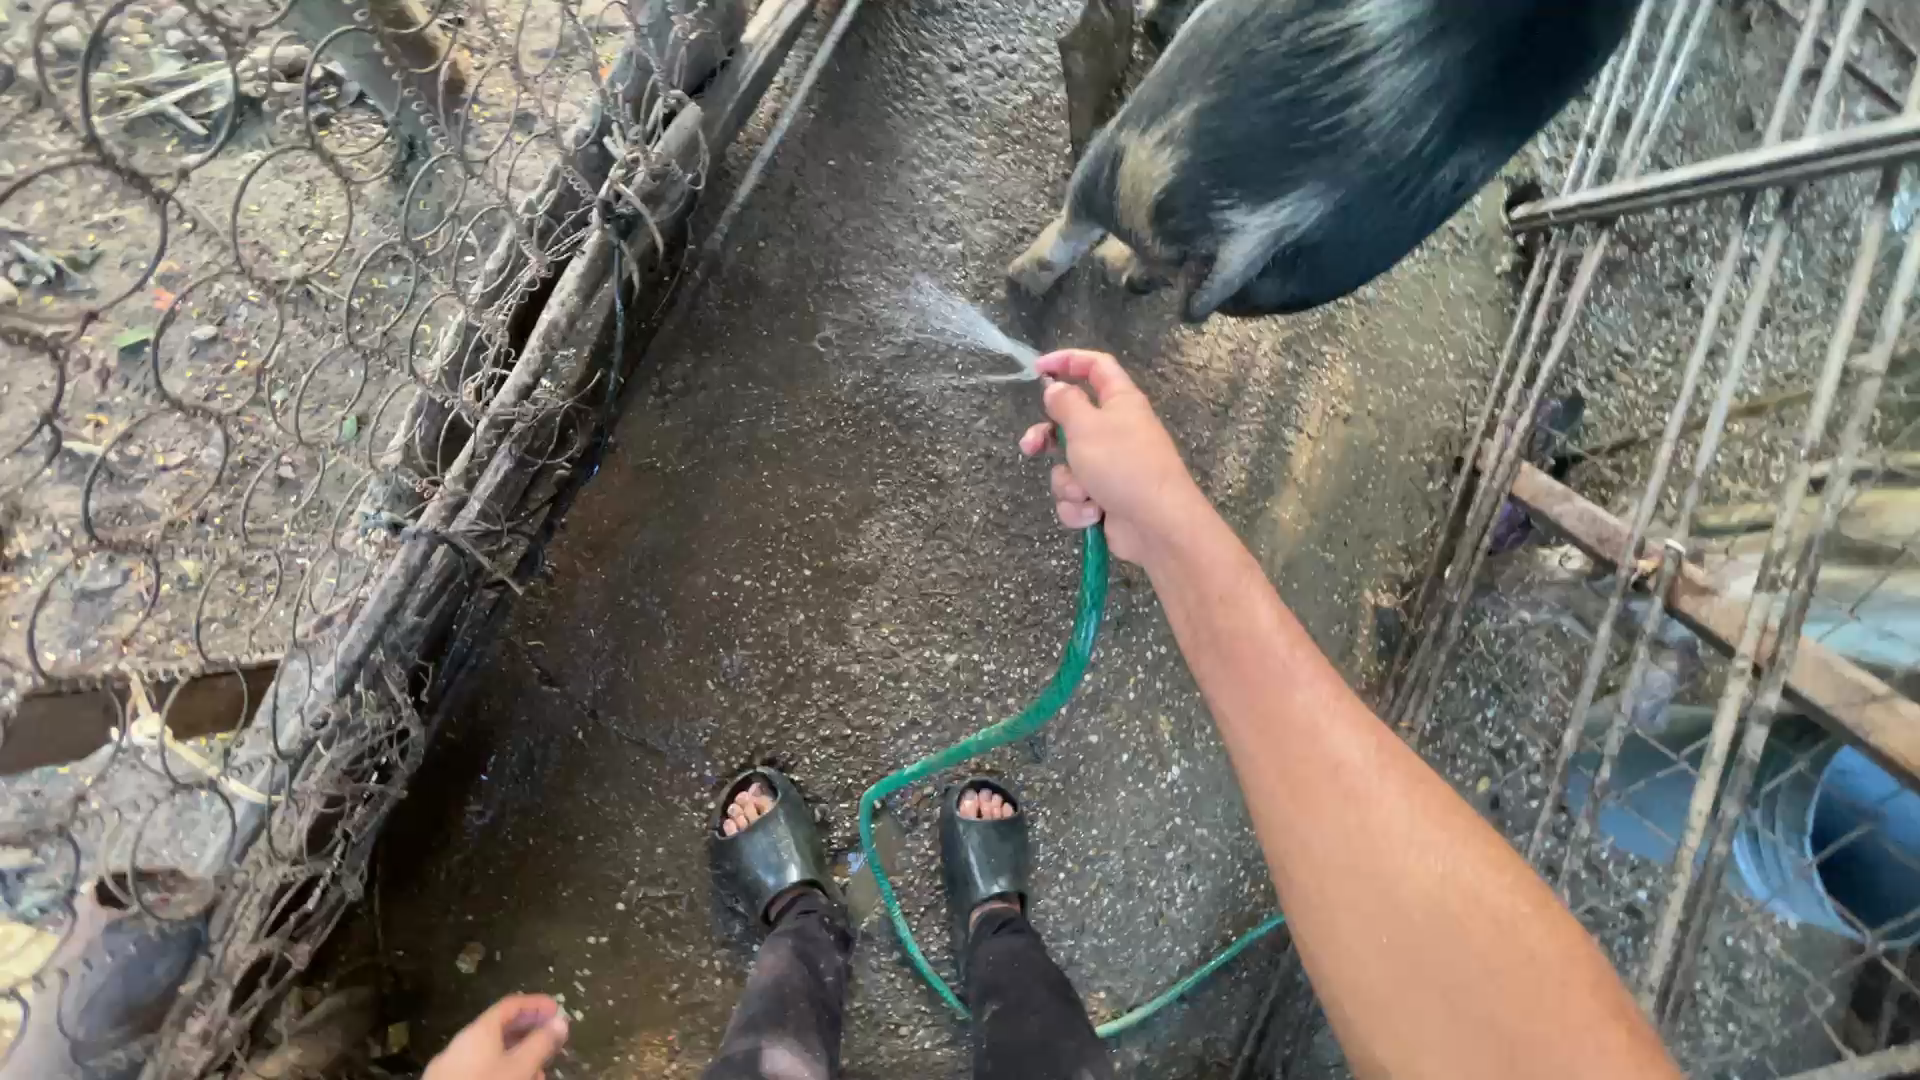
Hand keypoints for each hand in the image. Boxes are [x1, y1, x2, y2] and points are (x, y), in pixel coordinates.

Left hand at [424, 994, 569, 1079]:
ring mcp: (446, 1069)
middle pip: (499, 1028)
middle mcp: (459, 1044)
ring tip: (535, 1073)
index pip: (511, 1004)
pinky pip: (476, 1070)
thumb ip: (542, 1042)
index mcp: (478, 1031)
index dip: (537, 1004)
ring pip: (488, 1053)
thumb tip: (560, 1022)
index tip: (557, 1012)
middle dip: (529, 1034)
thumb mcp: (520, 1067)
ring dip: (516, 1057)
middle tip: (550, 1043)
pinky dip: (498, 1071)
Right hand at [1018, 349, 1206, 567]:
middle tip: (1030, 447)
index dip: (1067, 361)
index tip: (1037, 369)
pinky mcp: (1105, 498)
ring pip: (1068, 467)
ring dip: (1069, 483)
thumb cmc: (1123, 465)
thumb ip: (1065, 403)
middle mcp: (1115, 430)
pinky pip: (1076, 497)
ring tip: (1085, 493)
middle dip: (1047, 439)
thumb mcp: (1086, 427)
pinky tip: (1094, 513)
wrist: (1155, 524)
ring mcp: (1111, 467)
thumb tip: (1055, 388)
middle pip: (1070, 423)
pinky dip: (1079, 507)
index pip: (1095, 367)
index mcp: (1120, 402)